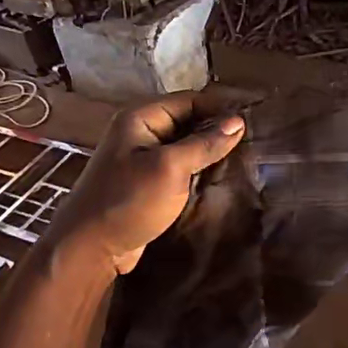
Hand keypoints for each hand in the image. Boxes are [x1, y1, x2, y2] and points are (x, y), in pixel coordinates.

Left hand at [48, 88, 257, 274]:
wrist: (91, 247)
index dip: (221, 108)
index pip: (190, 100)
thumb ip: (204, 144)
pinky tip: (224, 180)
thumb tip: (238, 122)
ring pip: (187, 148)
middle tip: (256, 142)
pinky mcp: (149, 184)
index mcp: (140, 117)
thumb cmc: (128, 201)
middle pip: (189, 122)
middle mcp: (141, 133)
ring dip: (212, 154)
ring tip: (247, 160)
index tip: (254, 120)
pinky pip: (181, 169)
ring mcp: (143, 159)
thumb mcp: (170, 168)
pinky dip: (200, 172)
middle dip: (219, 131)